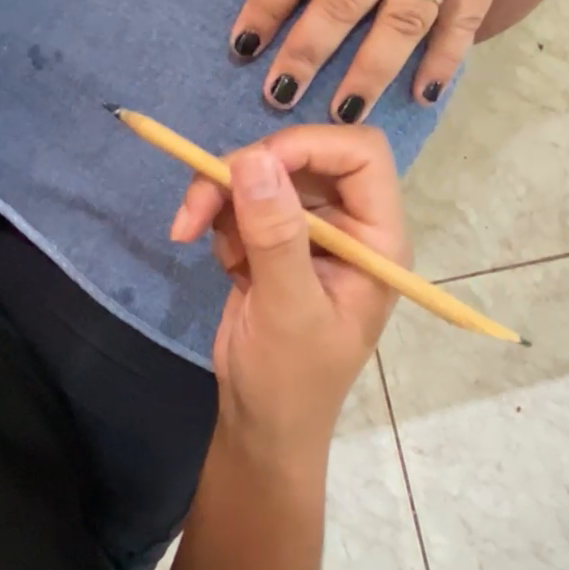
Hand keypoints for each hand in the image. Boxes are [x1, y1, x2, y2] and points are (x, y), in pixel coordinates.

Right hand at [169, 126, 410, 454]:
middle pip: (299, 158)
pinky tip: (224, 265)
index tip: (251, 166)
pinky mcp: (272, 242)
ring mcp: (307, 233)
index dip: (306, 147)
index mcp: (375, 239)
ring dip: (221, 199)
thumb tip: (253, 158)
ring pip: (261, 176)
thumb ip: (275, 235)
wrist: (259, 422)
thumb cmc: (290, 380)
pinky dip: (219, 222)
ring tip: (193, 235)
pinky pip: (241, 203)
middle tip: (199, 205)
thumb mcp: (287, 309)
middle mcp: (346, 226)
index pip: (359, 156)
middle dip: (244, 174)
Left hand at [221, 0, 544, 119]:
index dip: (267, 7)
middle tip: (280, 96)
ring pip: (406, 18)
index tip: (242, 48)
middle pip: (347, 0)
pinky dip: (446, 58)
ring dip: (373, 69)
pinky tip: (422, 94)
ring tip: (343, 111)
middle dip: (310, 52)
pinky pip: (466, 18)